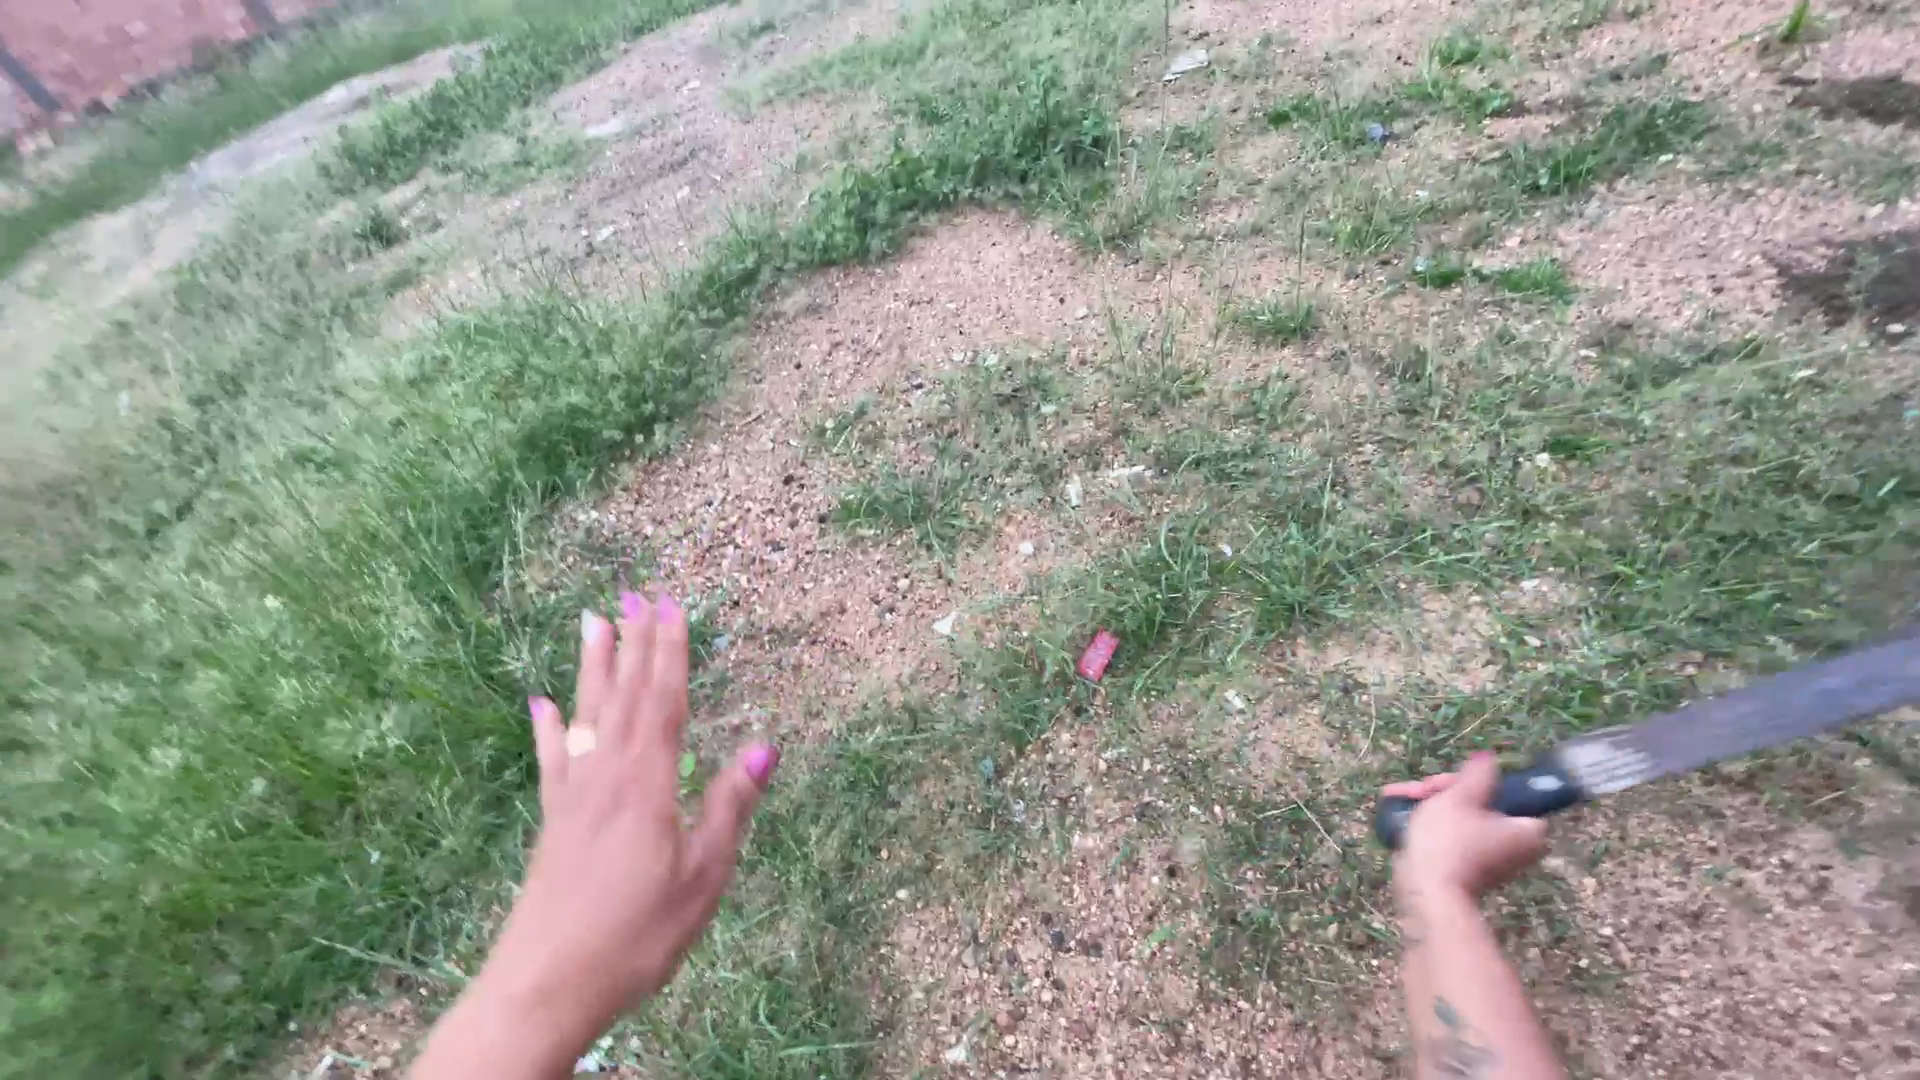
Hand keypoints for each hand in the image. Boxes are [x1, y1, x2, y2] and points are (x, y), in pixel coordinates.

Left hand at [442, 592, 777, 1064]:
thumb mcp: (703, 875)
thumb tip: (764, 744)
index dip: (670, 652)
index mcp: (648, 782)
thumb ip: (730, 805)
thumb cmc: (637, 933)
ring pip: (586, 714)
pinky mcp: (554, 820)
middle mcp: (607, 774)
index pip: (663, 701)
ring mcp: (574, 795)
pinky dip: (549, 728)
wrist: (544, 989)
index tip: (672, 607)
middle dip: (634, 642)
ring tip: (592, 621)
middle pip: (625, 695)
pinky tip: (542, 705)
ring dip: (592, 666)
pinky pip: (553, 760)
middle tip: (635, 594)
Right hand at [1383, 752, 1547, 902]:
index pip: (1507, 793)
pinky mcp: (1472, 868)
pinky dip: (1434, 824)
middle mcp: (1519, 847)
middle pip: (1480, 803)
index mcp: (1528, 830)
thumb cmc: (1448, 839)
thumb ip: (1477, 774)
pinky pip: (1456, 835)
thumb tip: (1490, 757)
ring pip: (1463, 817)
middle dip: (1442, 791)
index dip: (1473, 782)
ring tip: (1397, 796)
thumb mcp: (1459, 796)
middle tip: (1417, 790)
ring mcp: (1495, 860)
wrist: (1428, 889)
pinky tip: (1401, 809)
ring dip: (1431, 803)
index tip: (1444, 783)